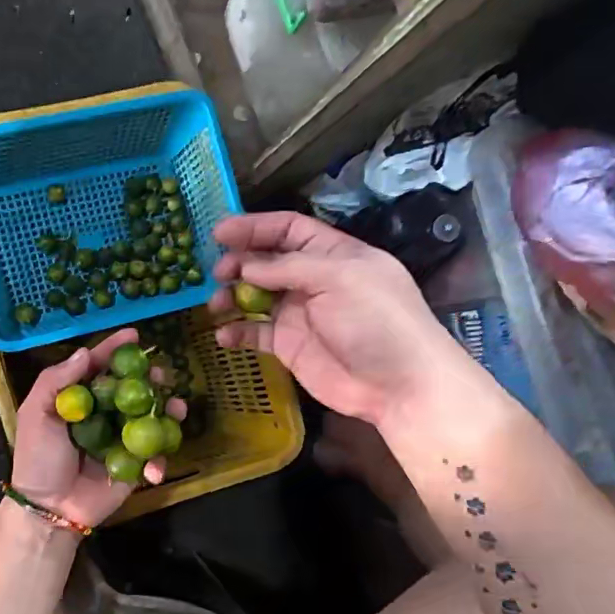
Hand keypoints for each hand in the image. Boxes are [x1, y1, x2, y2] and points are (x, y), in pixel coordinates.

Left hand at [11, 329, 177, 529]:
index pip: (98, 367)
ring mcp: (120, 439)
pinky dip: (160, 457)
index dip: (115, 349)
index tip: (134, 334)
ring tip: (175, 407)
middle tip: (158, 374)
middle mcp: (103, 414)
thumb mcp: (37, 413)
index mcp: (78, 399)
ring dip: (167, 410)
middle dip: (148, 378)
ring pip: (150, 417)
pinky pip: (154, 455)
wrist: (49, 508)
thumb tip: (85, 352)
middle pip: (131, 388)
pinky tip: (155, 464)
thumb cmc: (37, 457)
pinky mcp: (134, 465)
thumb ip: (57, 381)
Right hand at [208, 212, 461, 422]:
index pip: (287, 229)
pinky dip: (236, 331)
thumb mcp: (339, 279)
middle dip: (237, 262)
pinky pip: (254, 332)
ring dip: (231, 296)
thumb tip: (244, 267)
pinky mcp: (288, 345)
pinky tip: (223, 335)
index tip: (218, 233)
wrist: (398, 386)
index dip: (253, 227)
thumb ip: (288, 267)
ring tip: (216, 304)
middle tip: (217, 273)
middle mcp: (312, 279)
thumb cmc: (376, 321)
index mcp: (331, 254)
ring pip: (254, 296)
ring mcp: (298, 313)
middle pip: (265, 261)